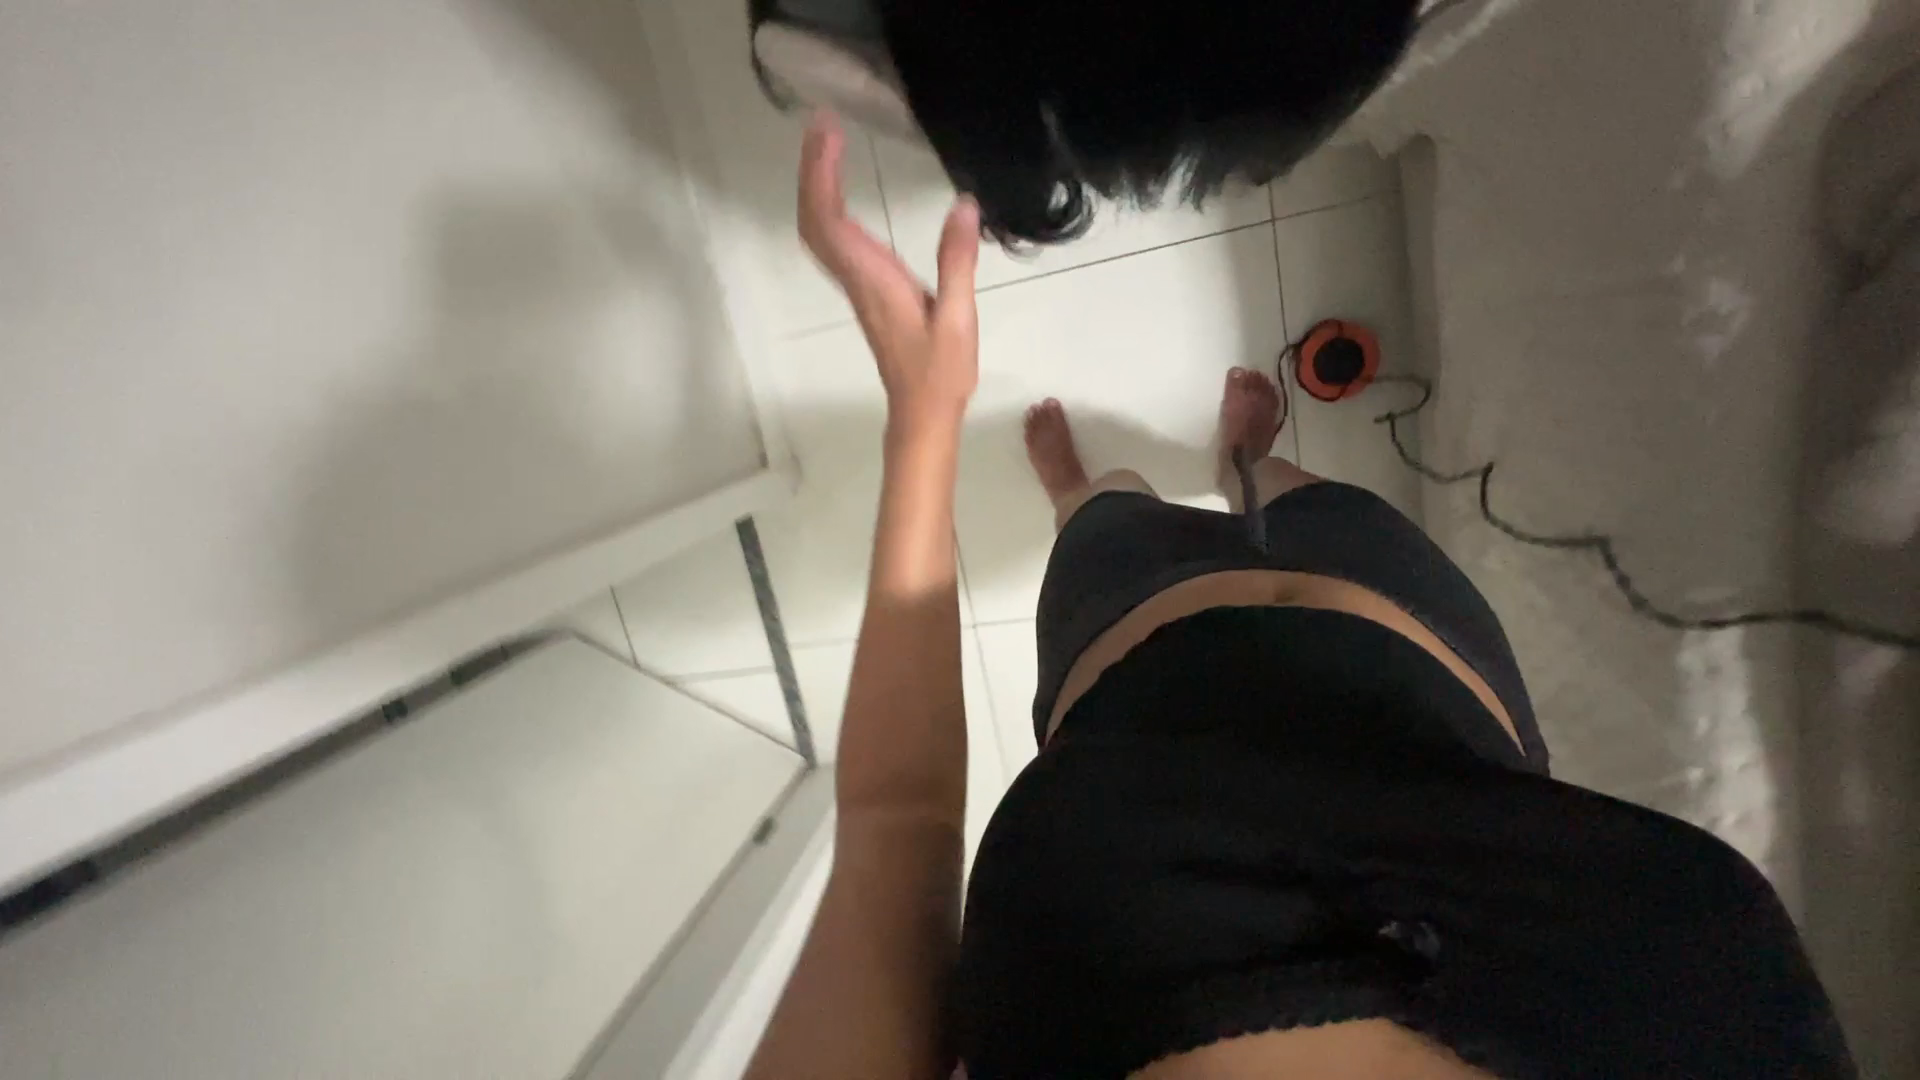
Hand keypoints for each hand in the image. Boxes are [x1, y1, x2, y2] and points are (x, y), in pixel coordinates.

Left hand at [798, 112, 980, 436]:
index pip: (829, 220)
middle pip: (814, 220)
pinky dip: (829, 209)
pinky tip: (841, 192)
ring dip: (816, 187)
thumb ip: (957, 262)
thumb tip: (964, 204)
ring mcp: (858, 287)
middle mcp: (857, 279)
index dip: (820, 173)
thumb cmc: (940, 373)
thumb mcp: (957, 318)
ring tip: (829, 145)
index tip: (828, 130)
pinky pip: (834, 243)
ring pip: (819, 232)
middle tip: (824, 124)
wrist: (921, 413)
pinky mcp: (866, 293)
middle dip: (811, 169)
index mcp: (873, 280)